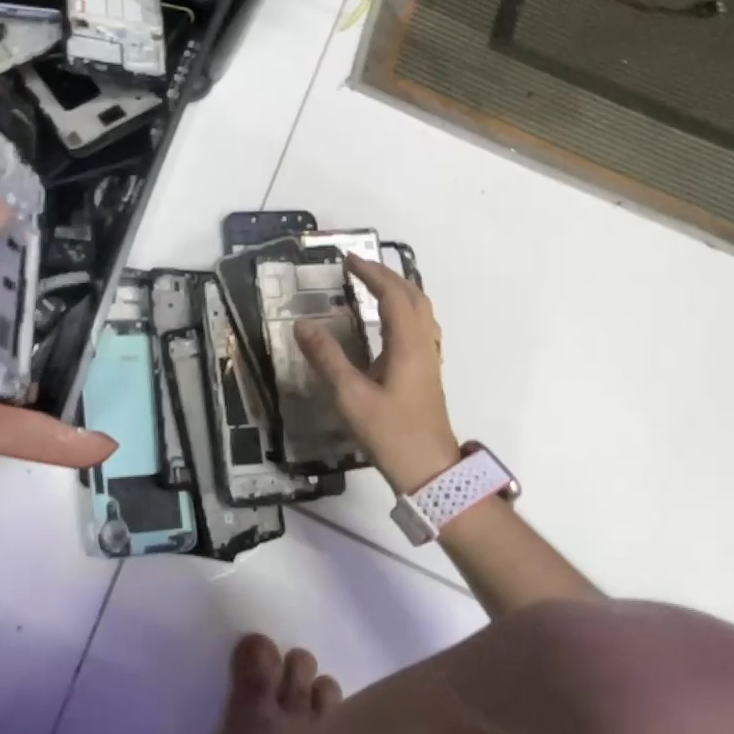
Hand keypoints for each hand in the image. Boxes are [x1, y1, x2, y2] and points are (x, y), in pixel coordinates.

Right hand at [295, 255, 460, 495]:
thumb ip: (327, 358)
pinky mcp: (426, 374)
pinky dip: (403, 310)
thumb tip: (303, 325)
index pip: (393, 296)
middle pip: (414, 297)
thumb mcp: (351, 397)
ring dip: (399, 291)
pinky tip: (386, 322)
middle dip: (387, 276)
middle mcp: (424, 345)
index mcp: (408, 346)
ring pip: (421, 312)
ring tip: (373, 285)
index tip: (348, 260)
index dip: (371, 274)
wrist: (431, 473)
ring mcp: (429, 360)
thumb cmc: (391, 434)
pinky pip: (419, 327)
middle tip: (358, 267)